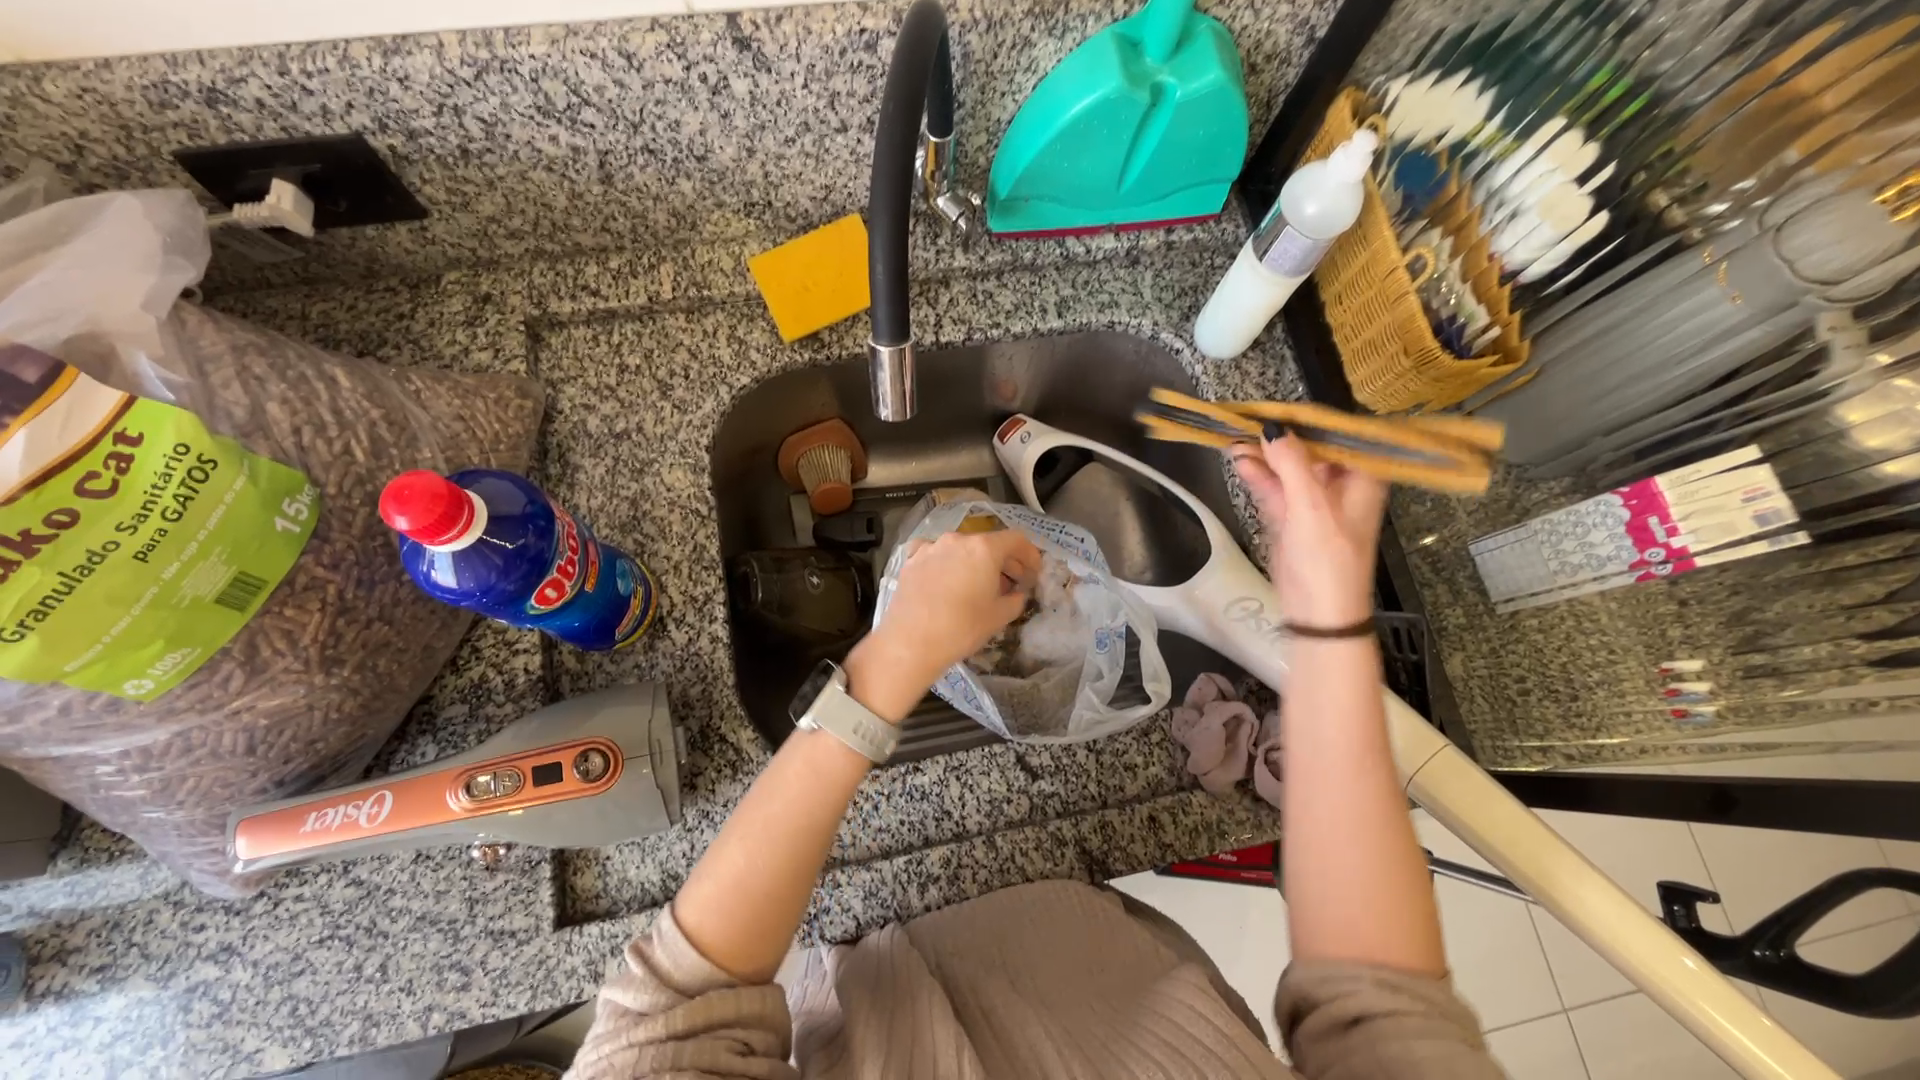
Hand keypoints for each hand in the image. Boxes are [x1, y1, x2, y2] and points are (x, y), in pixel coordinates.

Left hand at [845, 529, 1041, 720]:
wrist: (910, 643)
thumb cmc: (962, 629)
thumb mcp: (999, 617)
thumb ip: (1016, 599)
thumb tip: (1016, 593)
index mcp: (984, 548)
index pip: (1016, 540)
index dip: (1030, 555)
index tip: (1033, 572)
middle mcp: (957, 540)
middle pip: (988, 543)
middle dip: (1004, 561)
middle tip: (1013, 583)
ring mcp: (931, 547)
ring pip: (961, 549)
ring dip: (975, 562)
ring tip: (980, 585)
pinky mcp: (911, 560)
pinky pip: (936, 555)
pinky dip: (948, 563)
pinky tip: (947, 579)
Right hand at [1232, 435, 1387, 628]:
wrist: (1318, 614)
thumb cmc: (1328, 560)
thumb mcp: (1311, 506)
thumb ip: (1291, 463)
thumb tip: (1273, 428)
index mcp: (1362, 479)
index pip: (1342, 435)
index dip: (1313, 419)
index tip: (1283, 405)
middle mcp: (1341, 485)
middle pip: (1311, 450)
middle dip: (1282, 437)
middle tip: (1251, 420)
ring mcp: (1314, 503)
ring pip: (1289, 469)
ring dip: (1265, 456)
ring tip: (1237, 438)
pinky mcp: (1292, 520)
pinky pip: (1275, 490)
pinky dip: (1259, 477)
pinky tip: (1241, 462)